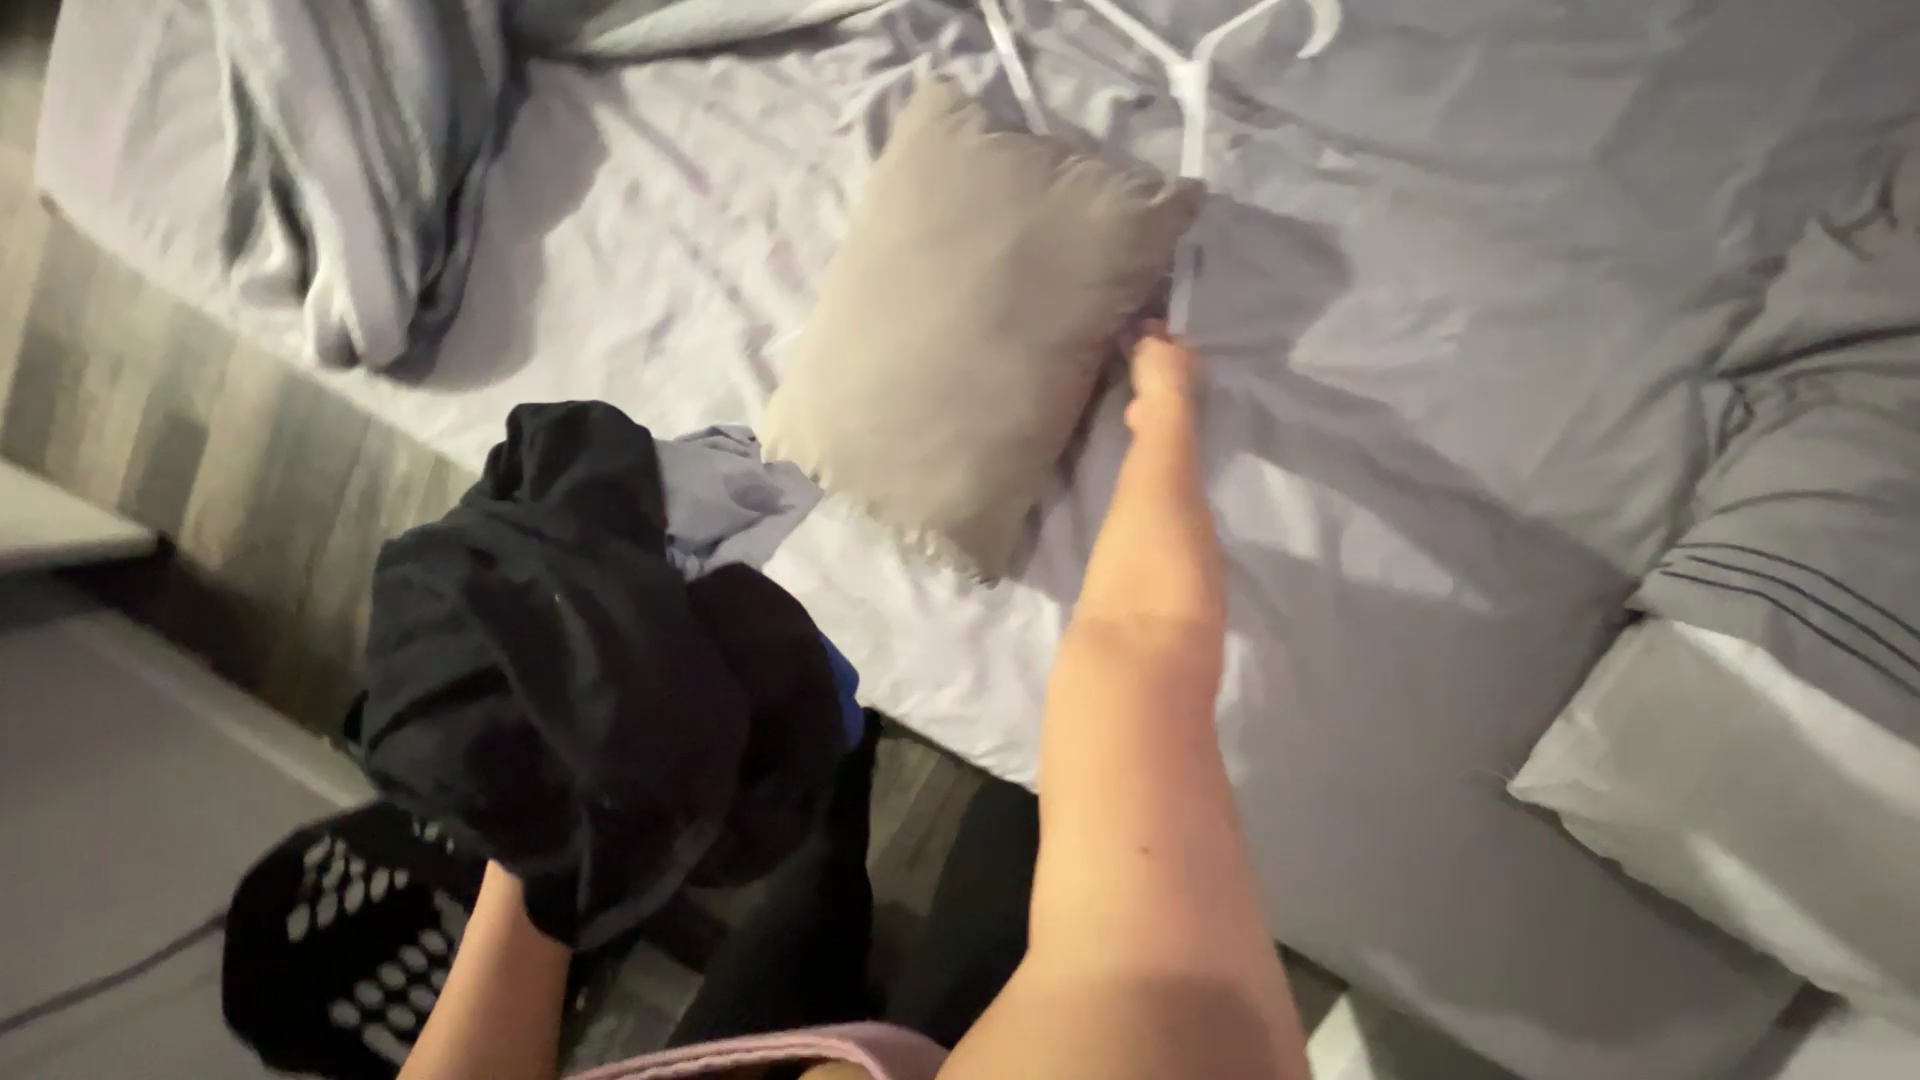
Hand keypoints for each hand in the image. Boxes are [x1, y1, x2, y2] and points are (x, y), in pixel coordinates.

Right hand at [1125, 321, 1200, 434]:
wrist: (1158, 413)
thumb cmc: (1159, 372)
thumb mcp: (1150, 343)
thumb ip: (1147, 332)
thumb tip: (1146, 321)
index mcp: (1192, 352)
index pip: (1176, 338)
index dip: (1159, 333)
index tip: (1140, 330)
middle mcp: (1192, 373)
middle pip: (1170, 358)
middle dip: (1154, 354)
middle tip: (1132, 347)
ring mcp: (1179, 394)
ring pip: (1161, 376)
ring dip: (1148, 372)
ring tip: (1129, 365)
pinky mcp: (1164, 410)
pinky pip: (1151, 392)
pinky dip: (1143, 388)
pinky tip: (1131, 385)